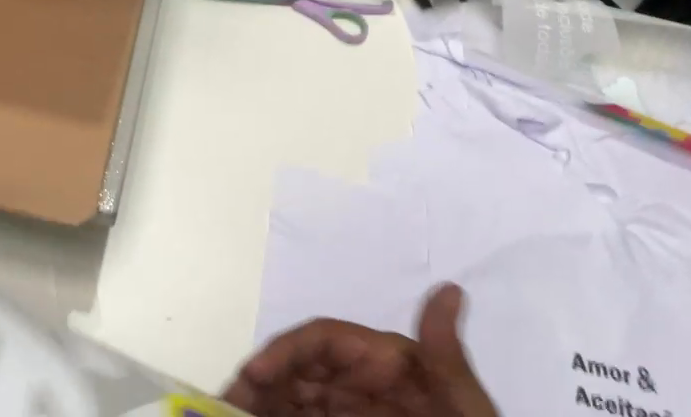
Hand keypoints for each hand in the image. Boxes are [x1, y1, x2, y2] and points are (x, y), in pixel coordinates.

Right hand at [224, 284, 496, 416]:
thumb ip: (444, 356)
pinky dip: (267, 414)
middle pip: (295, 369)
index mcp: (383, 364)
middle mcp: (357, 384)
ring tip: (228, 411)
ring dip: (257, 399)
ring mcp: (344, 412)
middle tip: (228, 401)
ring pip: (287, 395)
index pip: (324, 340)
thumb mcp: (462, 406)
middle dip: (259, 379)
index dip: (285, 351)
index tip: (254, 373)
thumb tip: (451, 287)